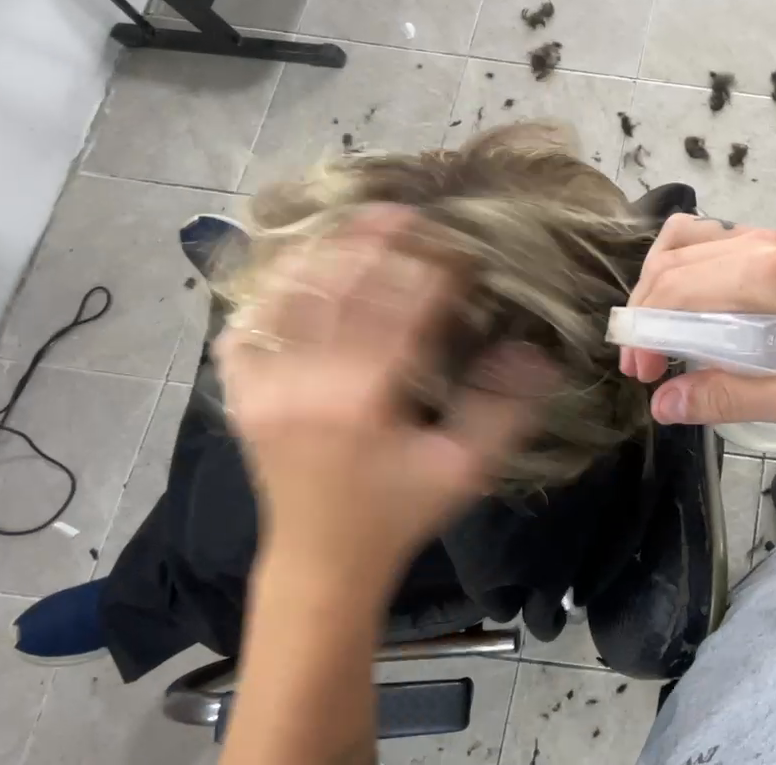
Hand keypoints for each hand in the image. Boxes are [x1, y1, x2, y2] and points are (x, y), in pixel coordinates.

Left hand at [214, 206, 545, 587]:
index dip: (435, 273)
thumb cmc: (400, 512)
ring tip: (356, 223)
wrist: (320, 561)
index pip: (402, 311)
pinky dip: (267, 293)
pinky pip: (244, 329)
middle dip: (377, 245)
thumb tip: (534, 351)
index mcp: (364, 399)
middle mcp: (305, 383)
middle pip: (342, 290)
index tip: (462, 253)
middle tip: (407, 214)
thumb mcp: (466, 470)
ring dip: (325, 254)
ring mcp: (263, 387)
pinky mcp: (241, 395)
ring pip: (290, 299)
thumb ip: (505, 410)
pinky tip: (295, 269)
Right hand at [619, 216, 775, 425]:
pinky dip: (683, 271)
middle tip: (647, 364)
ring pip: (682, 242)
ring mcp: (764, 236)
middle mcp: (754, 243)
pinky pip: (707, 242)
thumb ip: (728, 397)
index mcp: (760, 275)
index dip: (643, 333)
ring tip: (661, 333)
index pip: (671, 291)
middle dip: (643, 311)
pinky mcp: (773, 241)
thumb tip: (664, 403)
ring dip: (658, 285)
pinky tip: (694, 311)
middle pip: (668, 261)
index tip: (643, 376)